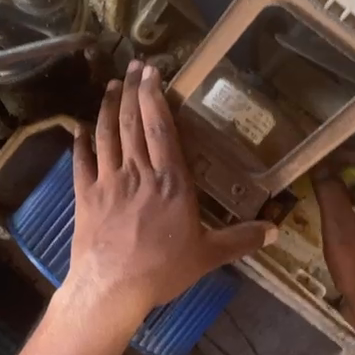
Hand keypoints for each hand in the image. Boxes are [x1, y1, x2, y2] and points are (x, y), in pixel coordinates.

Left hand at [66, 61, 274, 324]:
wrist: (111, 288)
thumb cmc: (162, 270)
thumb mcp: (207, 256)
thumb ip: (239, 239)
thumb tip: (275, 231)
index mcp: (171, 181)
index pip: (162, 127)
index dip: (156, 96)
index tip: (153, 73)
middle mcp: (138, 172)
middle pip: (133, 123)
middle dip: (133, 91)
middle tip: (133, 66)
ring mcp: (108, 181)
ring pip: (107, 135)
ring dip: (108, 107)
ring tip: (111, 86)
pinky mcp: (85, 196)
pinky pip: (82, 162)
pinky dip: (81, 143)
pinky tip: (79, 128)